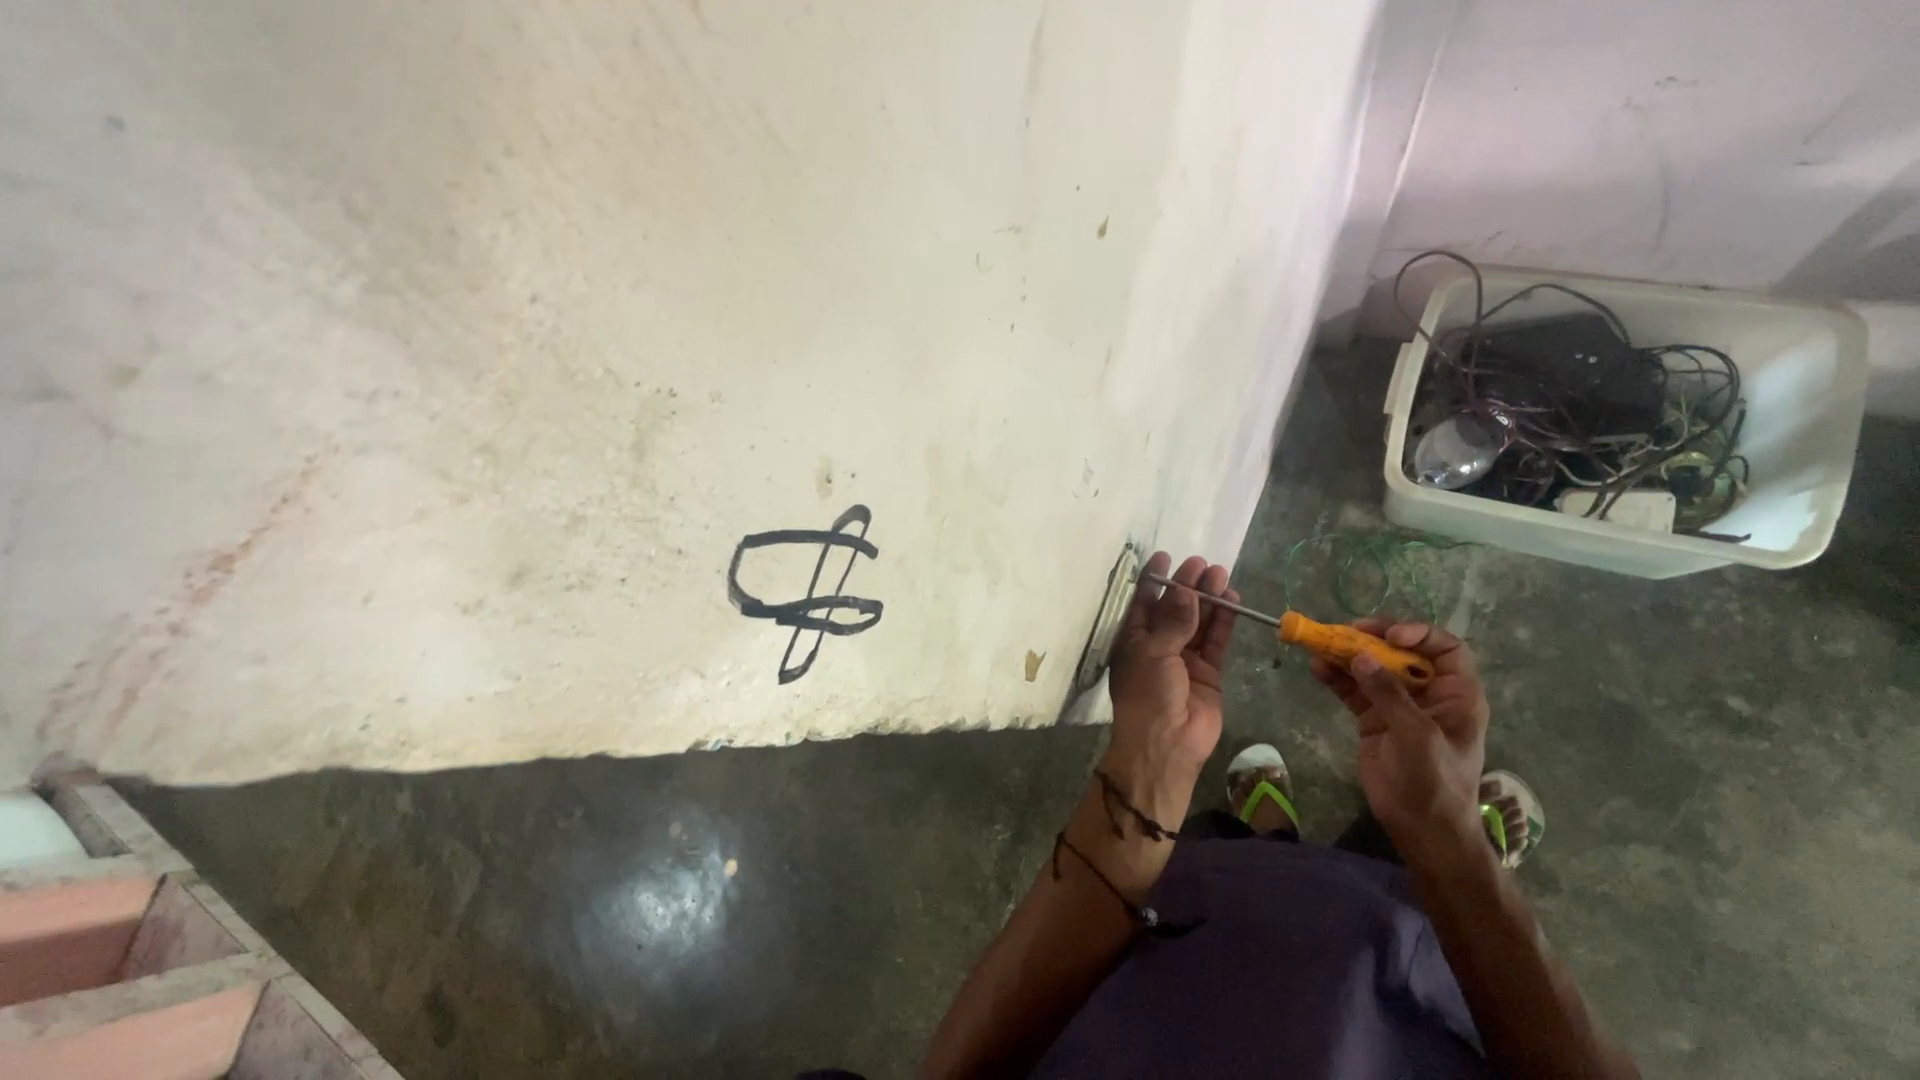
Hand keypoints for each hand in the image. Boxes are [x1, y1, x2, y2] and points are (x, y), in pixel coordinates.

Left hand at [1102, 552, 1237, 817]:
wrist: (1166, 744)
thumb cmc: (1147, 694)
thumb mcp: (1153, 652)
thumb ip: (1173, 620)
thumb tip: (1187, 590)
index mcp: (1132, 640)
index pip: (1143, 603)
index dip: (1154, 580)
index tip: (1166, 556)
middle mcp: (1157, 646)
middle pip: (1174, 608)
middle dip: (1187, 585)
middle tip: (1203, 563)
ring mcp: (1183, 659)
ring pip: (1198, 621)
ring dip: (1209, 599)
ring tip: (1221, 574)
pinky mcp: (1208, 672)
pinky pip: (1216, 641)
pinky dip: (1224, 622)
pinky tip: (1232, 600)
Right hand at [1310, 621, 1487, 851]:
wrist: (1422, 827)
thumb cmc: (1435, 781)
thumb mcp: (1418, 735)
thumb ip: (1389, 694)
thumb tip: (1360, 657)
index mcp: (1456, 694)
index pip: (1445, 649)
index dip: (1421, 634)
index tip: (1391, 634)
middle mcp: (1428, 694)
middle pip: (1401, 653)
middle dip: (1374, 639)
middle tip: (1347, 631)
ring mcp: (1398, 706)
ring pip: (1372, 669)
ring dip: (1347, 656)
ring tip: (1322, 645)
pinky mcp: (1373, 720)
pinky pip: (1353, 690)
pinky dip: (1336, 678)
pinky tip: (1318, 668)